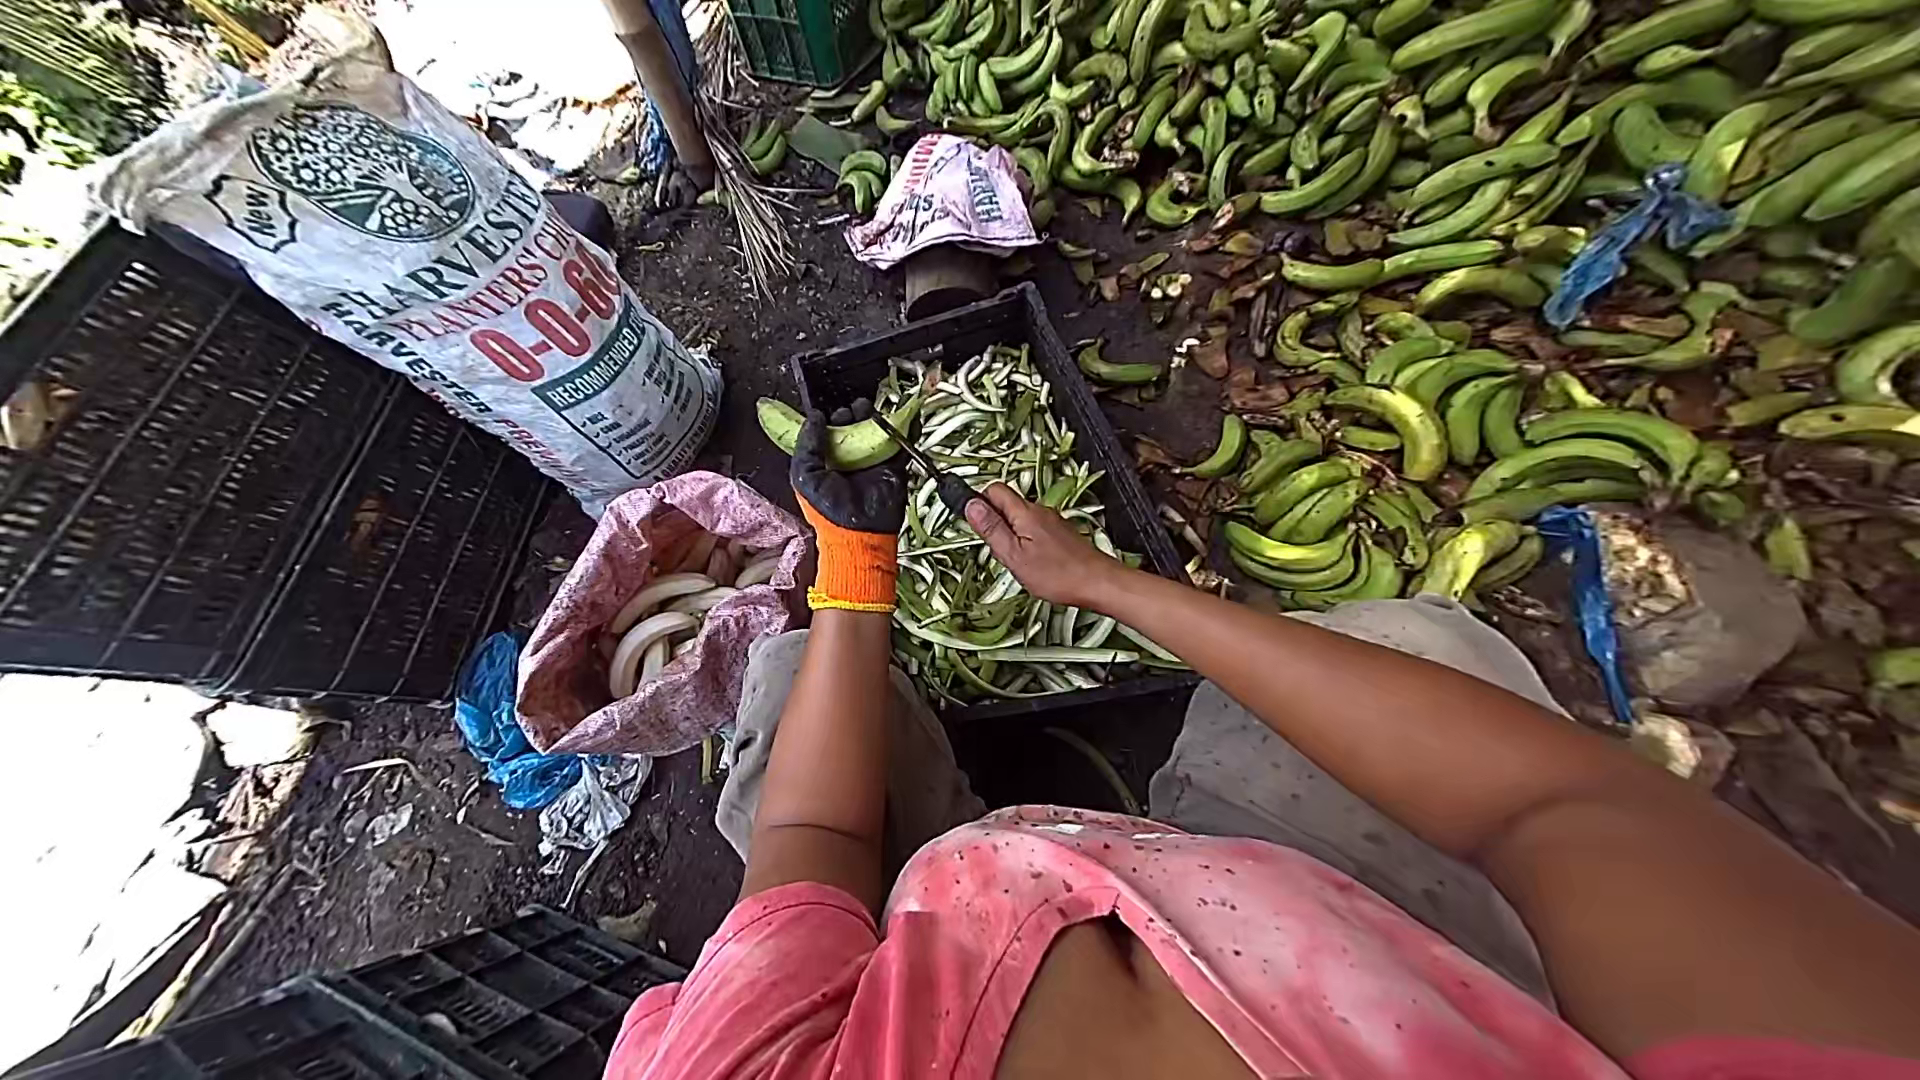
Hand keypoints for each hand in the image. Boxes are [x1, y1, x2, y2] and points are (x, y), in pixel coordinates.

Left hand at [791, 399, 905, 535]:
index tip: (827, 413)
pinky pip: (902, 444)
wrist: (858, 532)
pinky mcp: (894, 467)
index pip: (829, 432)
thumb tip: (815, 417)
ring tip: (867, 409)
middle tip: (850, 412)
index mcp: (827, 461)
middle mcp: (851, 459)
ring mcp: (874, 461)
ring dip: (875, 417)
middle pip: (854, 426)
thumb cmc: (826, 510)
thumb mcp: (803, 475)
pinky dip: (907, 429)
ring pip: (877, 431)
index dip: (829, 419)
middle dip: (852, 414)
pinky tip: (906, 416)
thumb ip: (806, 445)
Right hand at [963, 482, 1128, 607]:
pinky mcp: (1060, 533)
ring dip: (1009, 531)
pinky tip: (1028, 560)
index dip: (978, 501)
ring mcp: (1052, 521)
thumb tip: (971, 505)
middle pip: (1006, 502)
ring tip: (1010, 557)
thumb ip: (991, 529)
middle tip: (990, 544)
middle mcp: (1040, 510)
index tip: (970, 519)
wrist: (1097, 583)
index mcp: (1025, 512)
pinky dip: (1024, 539)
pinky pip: (1034, 528)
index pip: (994, 489)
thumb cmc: (1058, 574)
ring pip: (1020, 516)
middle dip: (992, 519)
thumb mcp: (1013, 555)